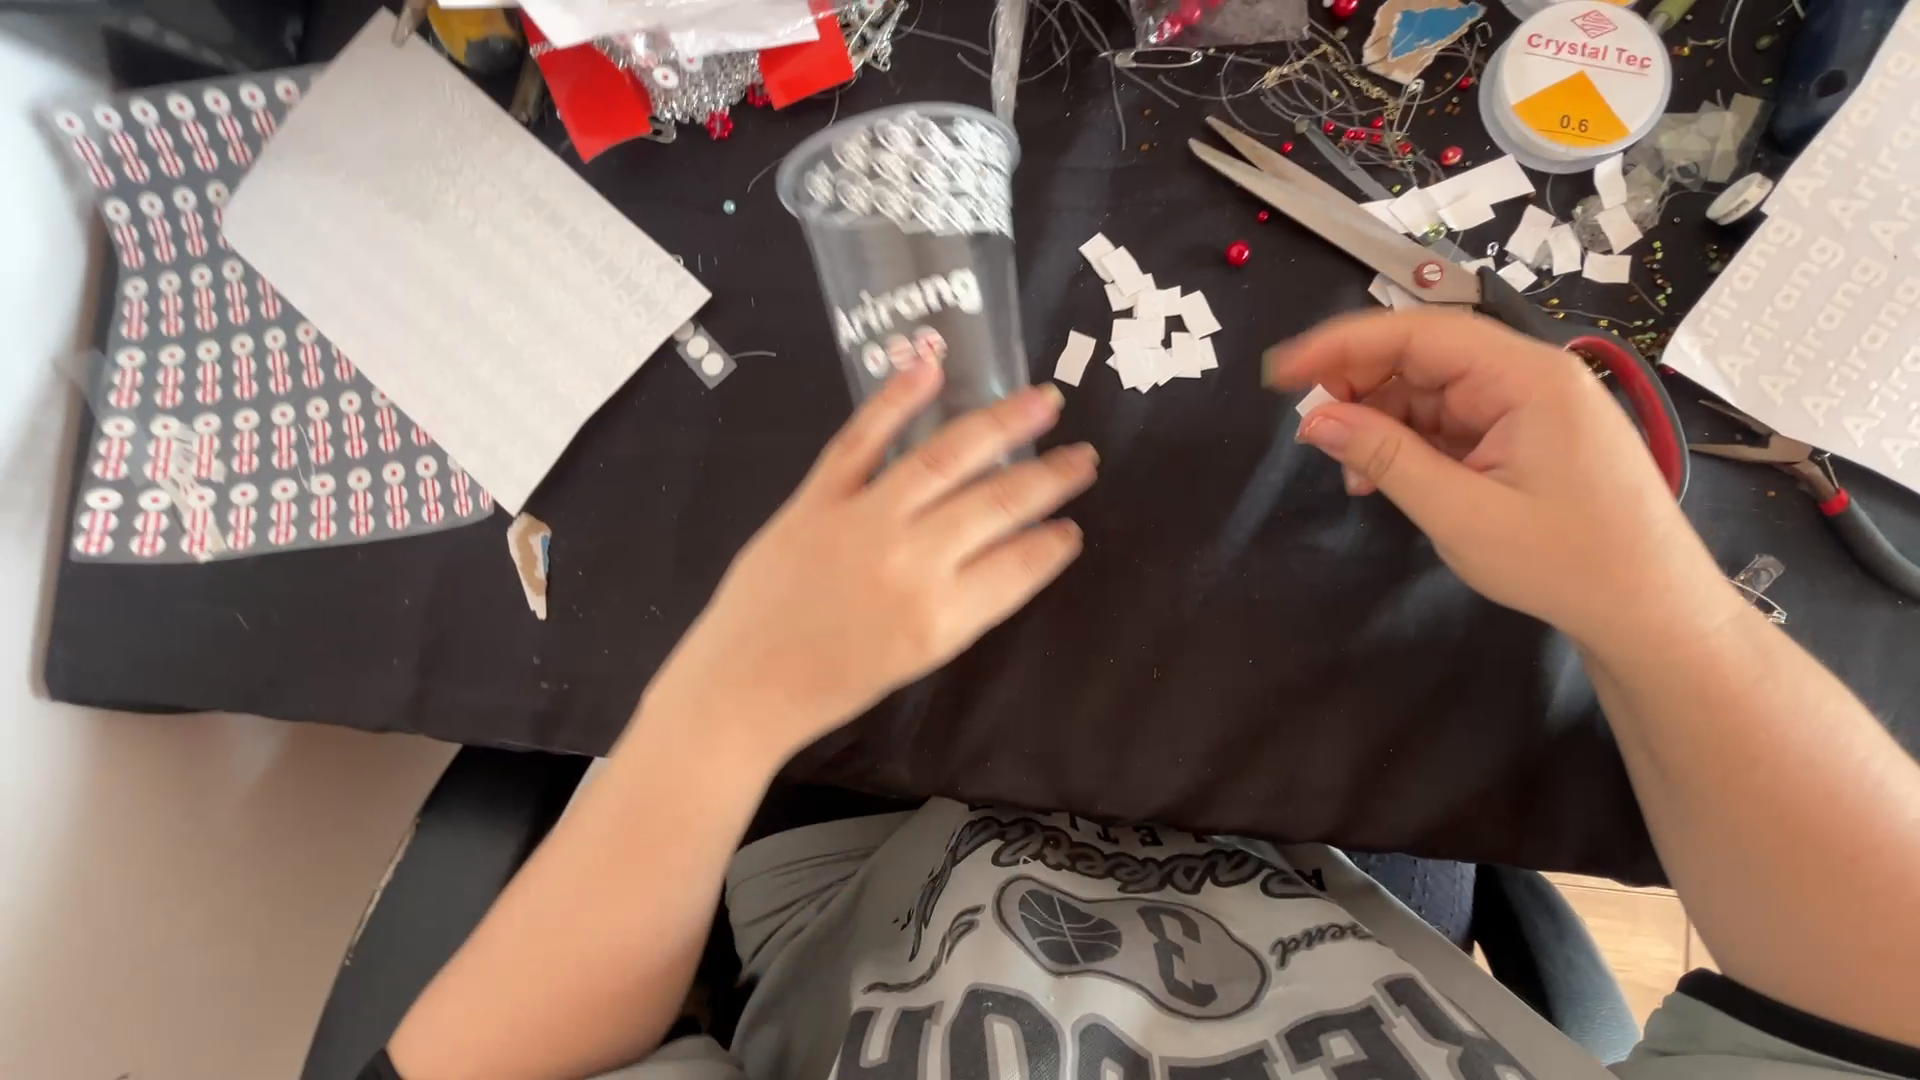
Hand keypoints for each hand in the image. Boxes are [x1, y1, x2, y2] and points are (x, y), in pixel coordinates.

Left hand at [638, 362, 1095, 767]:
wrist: (744, 685)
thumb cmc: (836, 684)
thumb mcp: (919, 658)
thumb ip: (968, 602)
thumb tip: (1014, 548)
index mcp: (941, 617)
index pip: (1020, 565)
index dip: (1054, 541)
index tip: (1072, 525)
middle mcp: (910, 562)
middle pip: (995, 504)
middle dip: (1049, 477)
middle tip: (1084, 456)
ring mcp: (861, 521)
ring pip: (942, 460)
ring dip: (999, 424)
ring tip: (1042, 400)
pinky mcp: (816, 499)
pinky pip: (859, 440)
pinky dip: (895, 400)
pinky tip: (932, 369)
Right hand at [1266, 310, 1735, 648]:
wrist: (1648, 611)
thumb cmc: (1563, 562)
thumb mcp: (1459, 513)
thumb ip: (1384, 457)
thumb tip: (1314, 420)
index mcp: (1524, 378)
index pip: (1417, 334)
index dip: (1341, 345)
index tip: (1282, 372)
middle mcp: (1525, 377)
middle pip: (1419, 357)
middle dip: (1356, 389)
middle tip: (1310, 431)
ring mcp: (1523, 405)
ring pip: (1425, 392)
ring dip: (1377, 425)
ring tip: (1354, 475)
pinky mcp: (1517, 434)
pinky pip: (1443, 422)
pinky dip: (1404, 445)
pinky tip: (1383, 479)